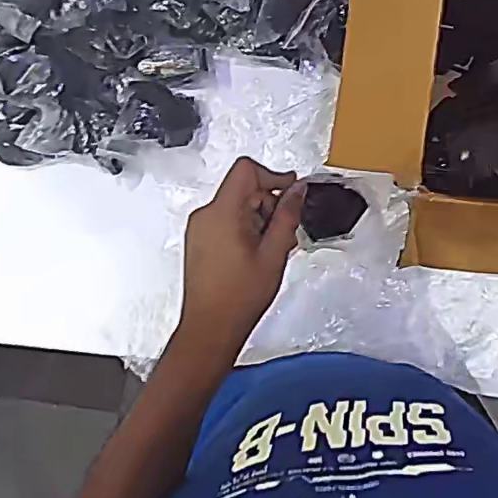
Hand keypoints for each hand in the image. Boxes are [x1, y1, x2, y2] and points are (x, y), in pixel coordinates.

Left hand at [177, 157, 305, 354]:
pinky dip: (248, 228)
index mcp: (222, 213)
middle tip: (285, 231)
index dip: (273, 176)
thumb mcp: (274, 253)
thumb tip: (297, 190)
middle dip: (270, 204)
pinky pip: (227, 220)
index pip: (246, 170)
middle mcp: (205, 215)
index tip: (292, 191)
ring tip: (273, 248)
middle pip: (244, 188)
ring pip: (237, 205)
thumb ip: (287, 216)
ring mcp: (200, 228)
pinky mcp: (200, 240)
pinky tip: (259, 253)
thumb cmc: (239, 297)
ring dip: (261, 218)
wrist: (211, 327)